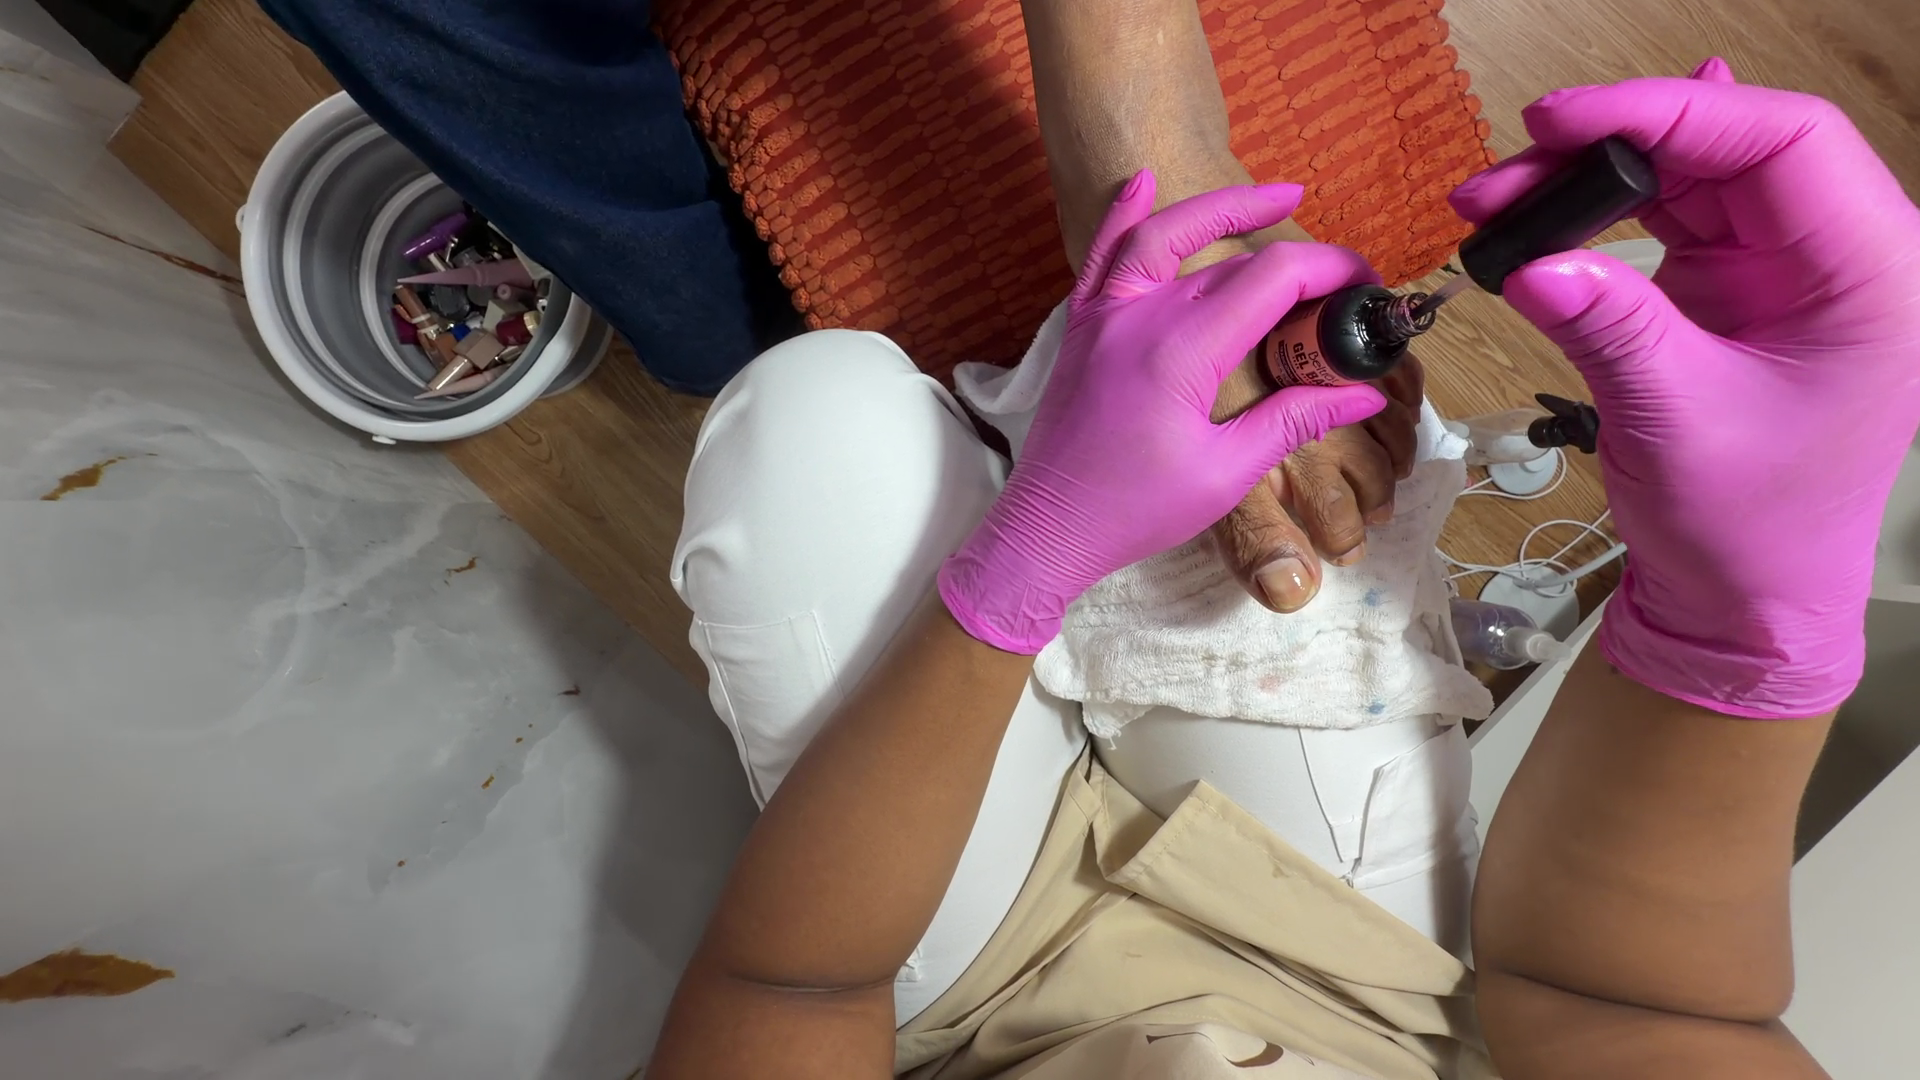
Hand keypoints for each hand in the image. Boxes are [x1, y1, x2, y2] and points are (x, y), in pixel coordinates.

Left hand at [939, 171, 1387, 652]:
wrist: (1049, 527)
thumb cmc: (1133, 511)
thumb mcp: (1224, 473)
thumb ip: (1292, 421)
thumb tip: (1362, 393)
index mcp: (1181, 351)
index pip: (1274, 278)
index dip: (1333, 271)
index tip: (1367, 292)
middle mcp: (1139, 318)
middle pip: (1232, 262)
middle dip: (1296, 263)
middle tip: (1339, 285)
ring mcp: (1102, 319)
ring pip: (1165, 236)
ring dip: (1222, 211)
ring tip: (1279, 197)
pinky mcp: (1081, 331)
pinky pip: (1102, 259)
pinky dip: (1124, 216)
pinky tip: (1144, 183)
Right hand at [1449, 59, 1919, 716]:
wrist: (1740, 579)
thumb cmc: (1739, 512)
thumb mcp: (1672, 417)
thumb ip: (1610, 330)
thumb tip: (1528, 265)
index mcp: (1870, 269)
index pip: (1778, 145)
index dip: (1666, 116)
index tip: (1554, 123)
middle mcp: (1825, 255)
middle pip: (1715, 159)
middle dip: (1600, 157)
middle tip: (1493, 183)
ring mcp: (1766, 278)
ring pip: (1676, 195)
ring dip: (1579, 195)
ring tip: (1491, 210)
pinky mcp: (1713, 304)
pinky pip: (1652, 243)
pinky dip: (1587, 233)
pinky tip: (1543, 220)